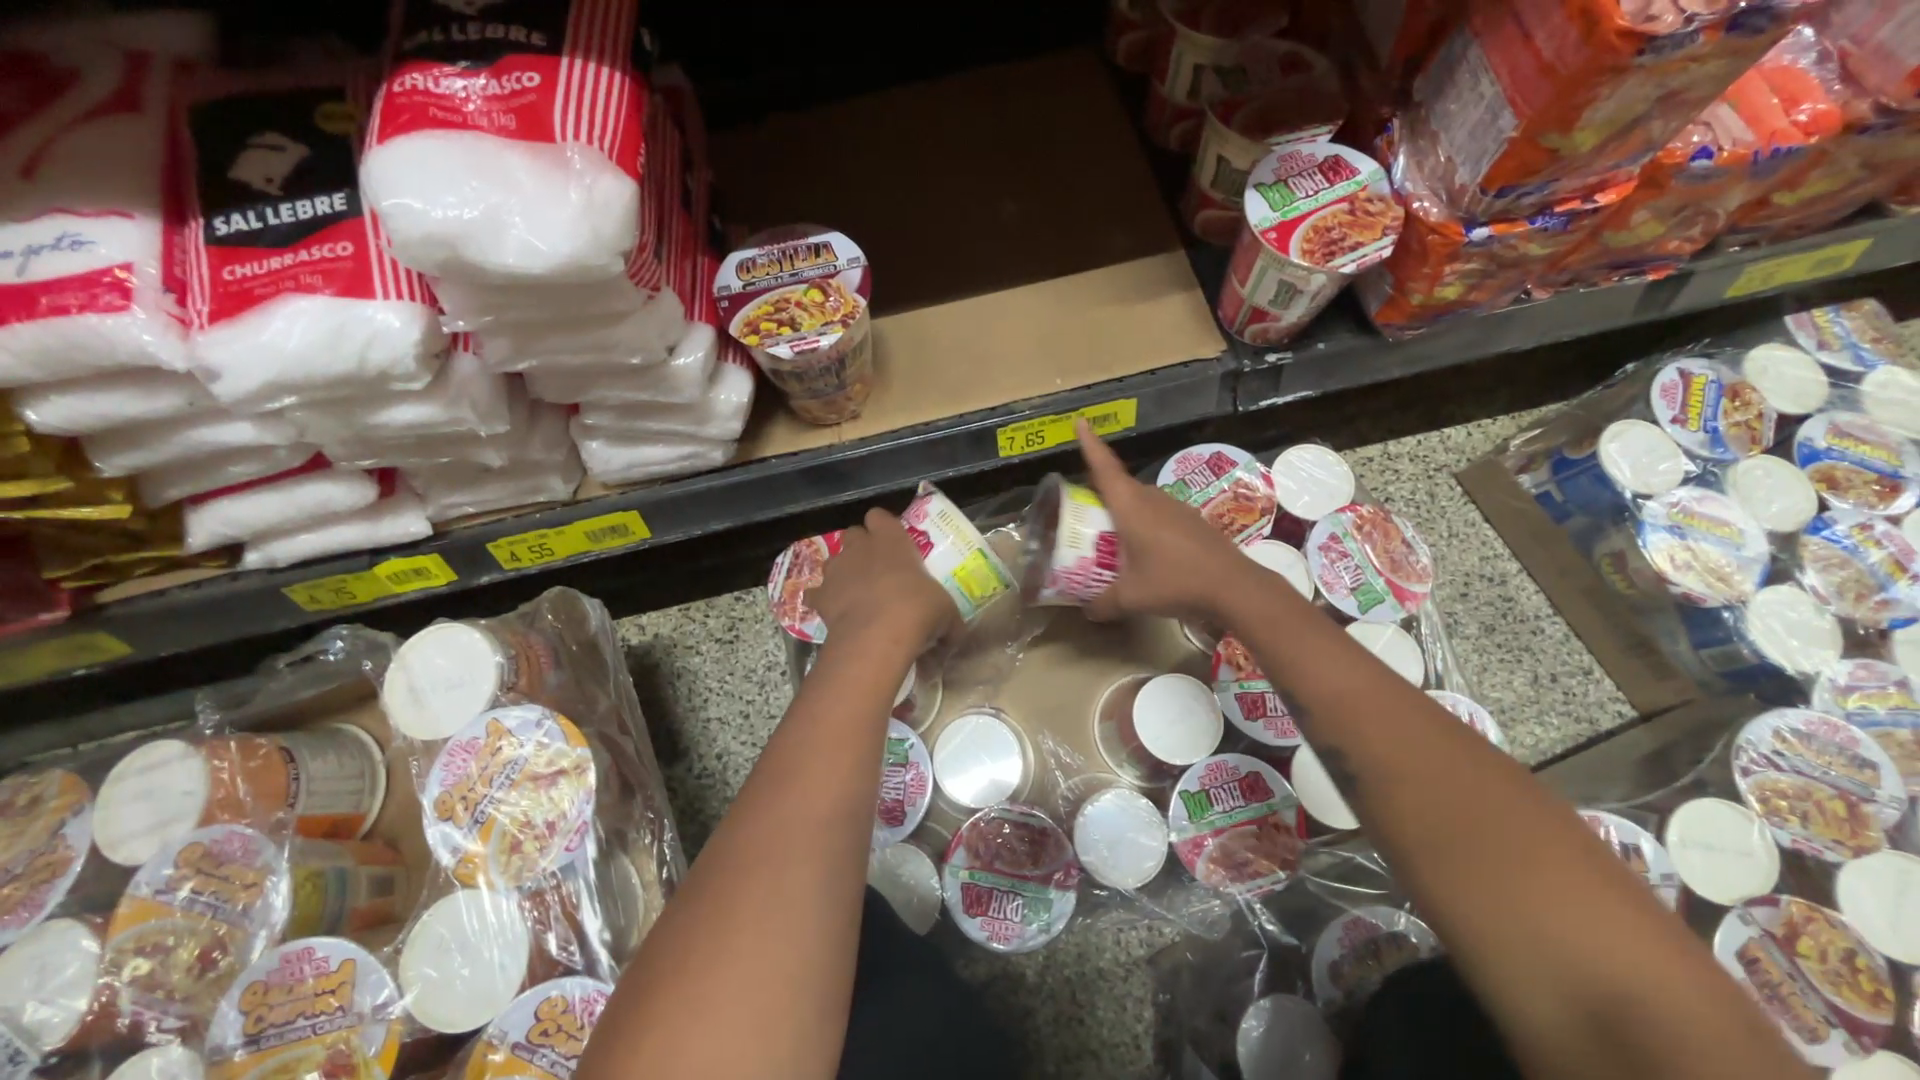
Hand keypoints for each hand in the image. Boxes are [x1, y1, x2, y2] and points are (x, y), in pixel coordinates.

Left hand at [808, 508, 959, 648]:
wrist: (877, 637)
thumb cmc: (918, 610)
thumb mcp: (946, 613)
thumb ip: (947, 617)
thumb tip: (954, 634)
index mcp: (891, 539)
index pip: (879, 516)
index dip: (884, 527)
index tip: (894, 543)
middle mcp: (859, 547)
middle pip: (852, 533)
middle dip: (861, 547)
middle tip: (877, 569)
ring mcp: (836, 570)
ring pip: (833, 560)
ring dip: (843, 572)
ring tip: (856, 593)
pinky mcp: (820, 596)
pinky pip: (817, 594)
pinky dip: (824, 602)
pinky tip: (836, 614)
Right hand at [1075, 420, 1251, 622]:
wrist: (1233, 587)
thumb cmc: (1174, 583)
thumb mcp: (1129, 598)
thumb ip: (1102, 603)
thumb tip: (1086, 610)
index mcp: (1131, 507)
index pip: (1104, 468)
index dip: (1090, 445)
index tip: (1080, 422)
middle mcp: (1153, 499)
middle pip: (1121, 487)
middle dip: (1102, 494)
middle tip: (1085, 512)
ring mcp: (1177, 508)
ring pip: (1142, 503)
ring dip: (1127, 515)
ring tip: (1115, 540)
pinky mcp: (1193, 522)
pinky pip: (1160, 517)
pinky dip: (1147, 527)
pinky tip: (1148, 554)